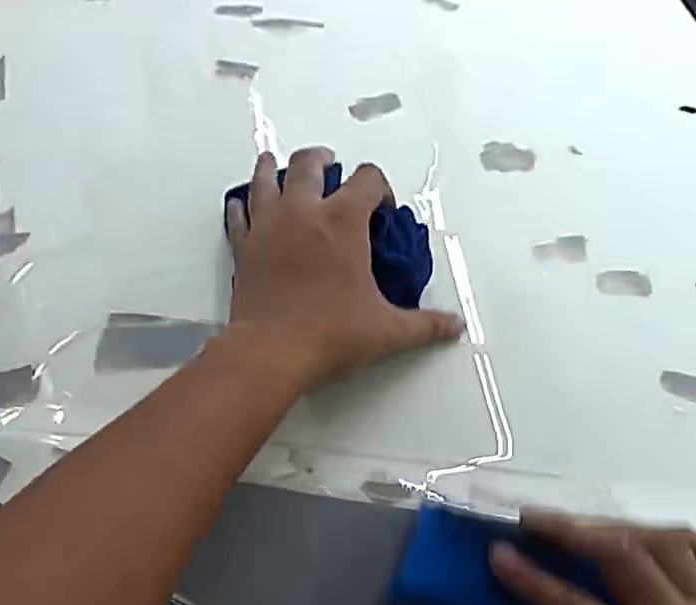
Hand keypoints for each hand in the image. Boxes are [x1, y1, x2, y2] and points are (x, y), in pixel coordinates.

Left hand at [225, 147, 463, 385]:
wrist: (272, 351)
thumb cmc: (332, 335)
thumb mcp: (387, 331)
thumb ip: (425, 325)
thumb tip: (456, 327)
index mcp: (342, 221)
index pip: (368, 179)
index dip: (380, 188)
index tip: (383, 210)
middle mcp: (302, 211)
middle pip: (309, 164)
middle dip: (324, 161)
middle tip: (330, 166)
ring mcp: (268, 226)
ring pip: (266, 178)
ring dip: (275, 167)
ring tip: (280, 166)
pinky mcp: (244, 248)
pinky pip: (239, 214)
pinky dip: (243, 205)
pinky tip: (244, 206)